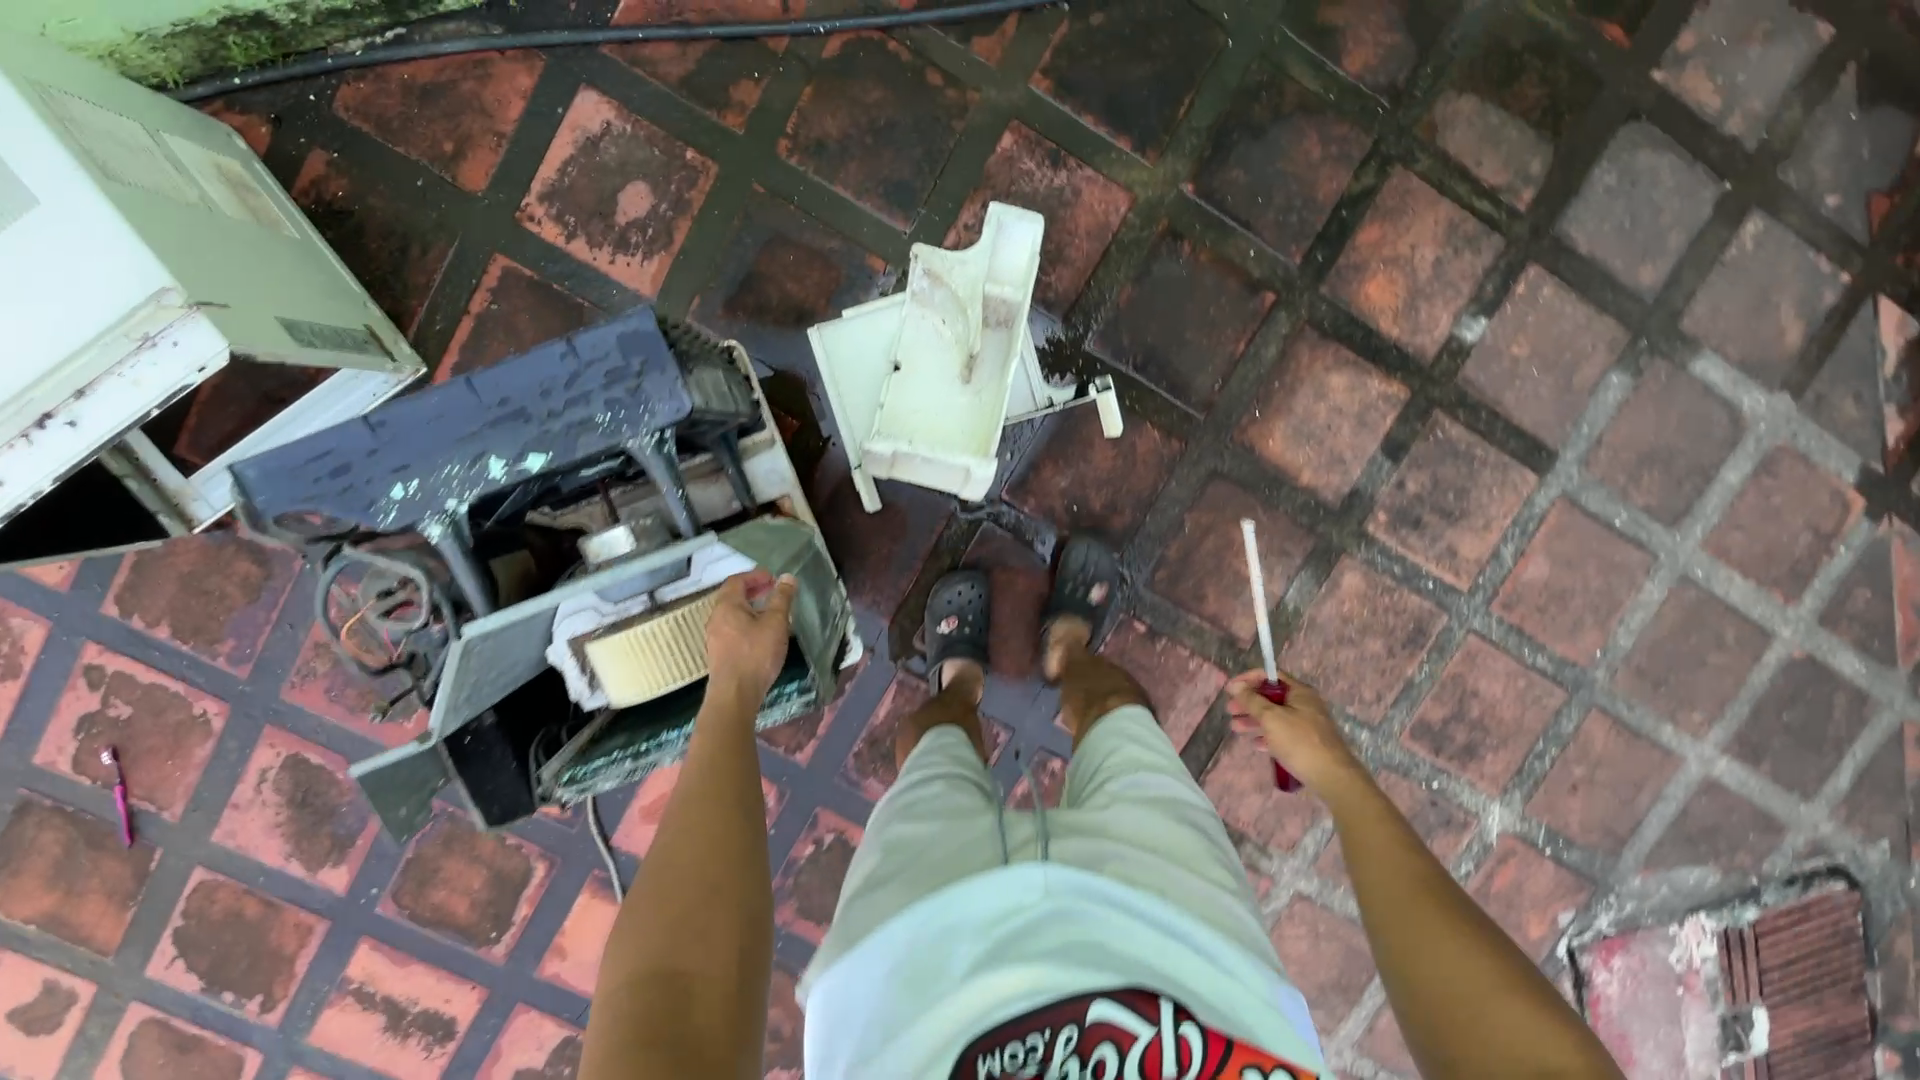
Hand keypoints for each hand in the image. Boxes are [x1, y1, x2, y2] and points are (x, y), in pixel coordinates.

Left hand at [704, 570, 797, 706]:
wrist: (735, 693)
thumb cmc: (756, 654)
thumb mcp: (775, 623)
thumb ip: (781, 598)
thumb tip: (787, 577)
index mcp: (727, 606)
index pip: (737, 581)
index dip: (755, 576)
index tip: (773, 579)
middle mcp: (716, 618)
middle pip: (732, 597)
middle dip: (753, 591)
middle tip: (772, 592)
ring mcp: (714, 637)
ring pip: (732, 614)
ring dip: (750, 609)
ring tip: (770, 614)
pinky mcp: (718, 653)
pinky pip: (732, 629)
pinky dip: (746, 624)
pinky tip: (761, 635)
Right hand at [1225, 671, 1370, 797]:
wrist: (1331, 776)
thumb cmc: (1299, 742)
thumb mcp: (1271, 718)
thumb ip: (1251, 700)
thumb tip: (1234, 685)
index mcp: (1300, 692)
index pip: (1271, 676)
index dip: (1248, 679)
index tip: (1230, 689)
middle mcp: (1305, 704)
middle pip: (1271, 697)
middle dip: (1249, 702)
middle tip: (1230, 710)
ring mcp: (1307, 724)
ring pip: (1275, 716)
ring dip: (1254, 720)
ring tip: (1235, 728)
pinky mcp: (1306, 743)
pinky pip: (1283, 733)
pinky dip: (1268, 735)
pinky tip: (1256, 744)